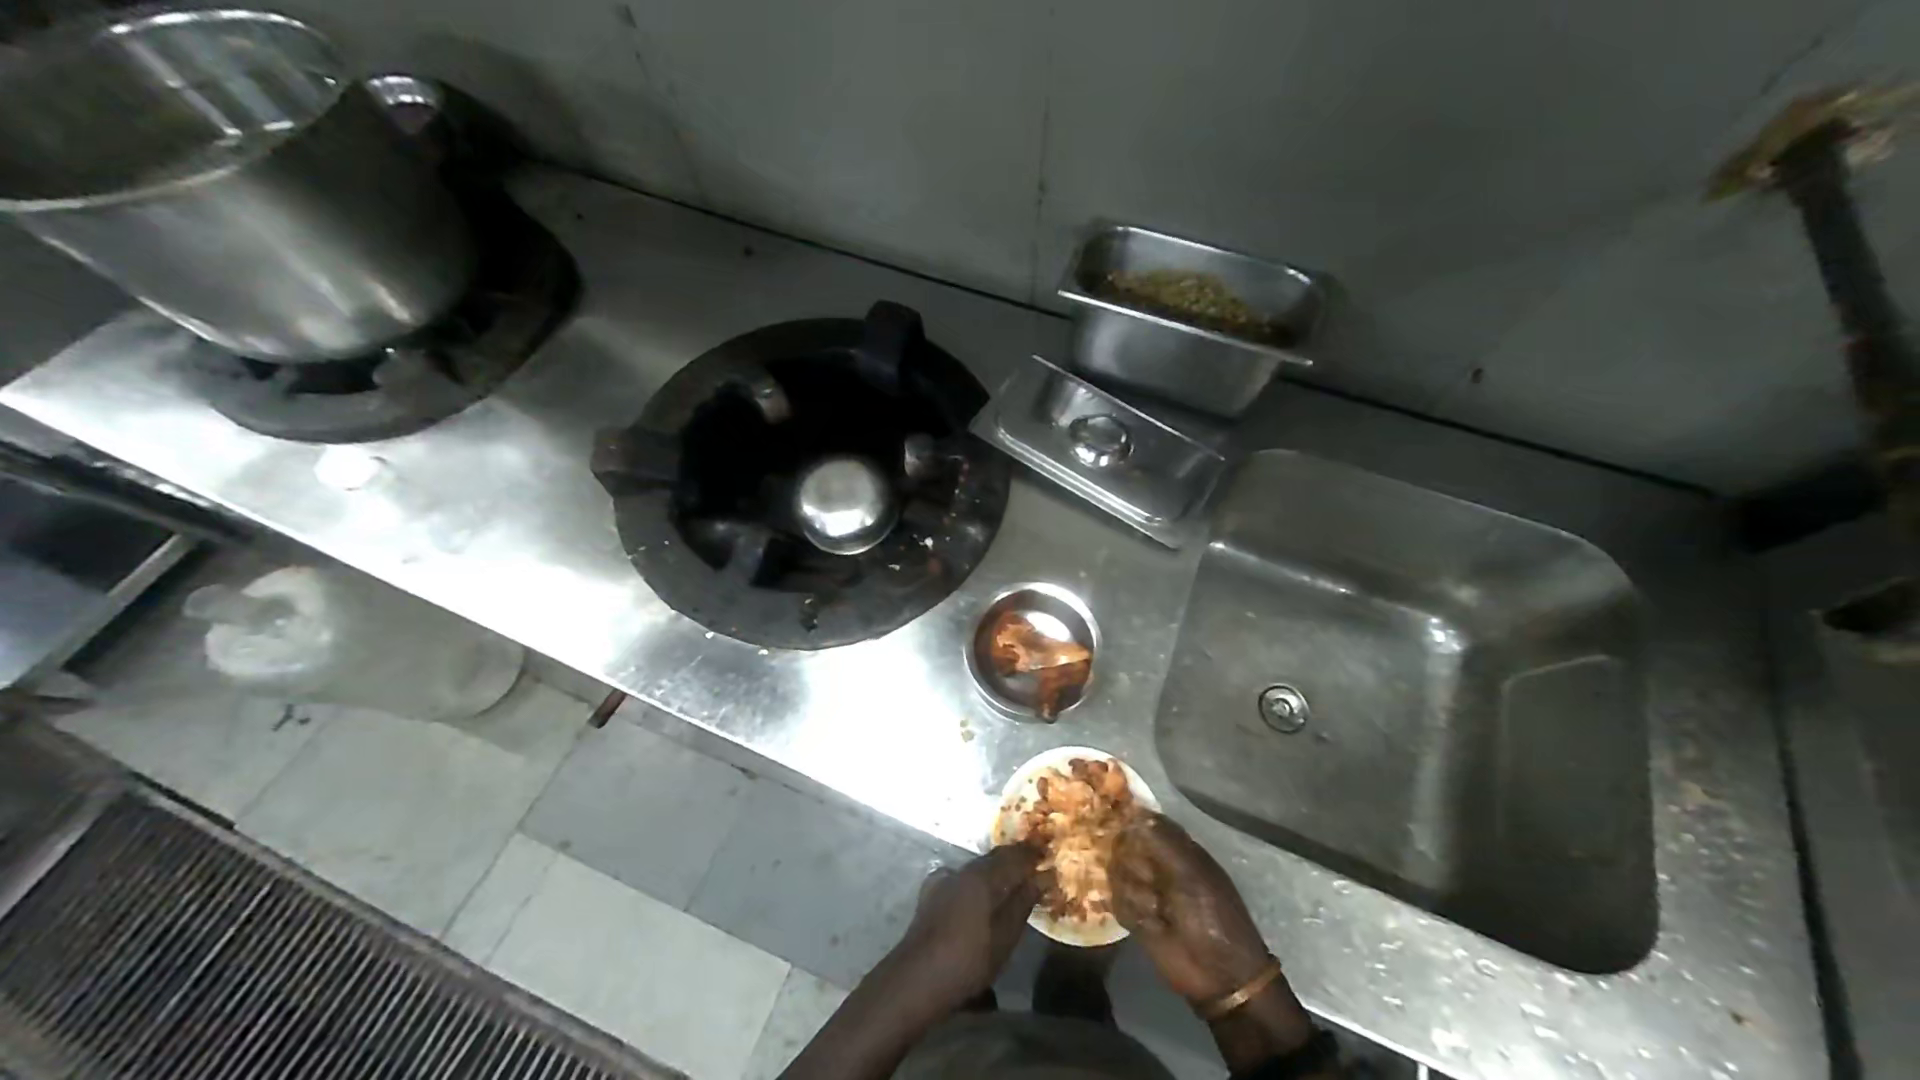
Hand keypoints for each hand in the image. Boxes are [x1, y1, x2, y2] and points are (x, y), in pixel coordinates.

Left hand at [877, 844, 1040, 1016]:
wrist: (917, 978)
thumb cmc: (968, 960)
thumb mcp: (1004, 937)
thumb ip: (1022, 902)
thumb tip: (1040, 877)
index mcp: (982, 876)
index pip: (1013, 856)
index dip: (1032, 854)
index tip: (1047, 853)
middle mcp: (961, 869)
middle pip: (994, 858)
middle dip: (1014, 860)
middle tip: (1034, 867)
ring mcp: (943, 879)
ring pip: (976, 868)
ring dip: (995, 871)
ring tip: (1012, 882)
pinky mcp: (932, 893)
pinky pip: (962, 878)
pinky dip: (977, 882)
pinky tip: (981, 895)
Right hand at [1111, 813, 1272, 1003]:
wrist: (1218, 974)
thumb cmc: (1213, 917)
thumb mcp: (1193, 874)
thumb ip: (1164, 842)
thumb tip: (1136, 812)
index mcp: (1178, 850)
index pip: (1146, 824)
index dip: (1132, 822)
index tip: (1121, 823)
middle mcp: (1157, 865)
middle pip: (1125, 846)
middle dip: (1135, 863)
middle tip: (1153, 879)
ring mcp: (1144, 890)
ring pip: (1117, 874)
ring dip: (1137, 892)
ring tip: (1158, 910)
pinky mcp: (1134, 916)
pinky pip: (1116, 901)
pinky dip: (1132, 911)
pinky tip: (1149, 923)